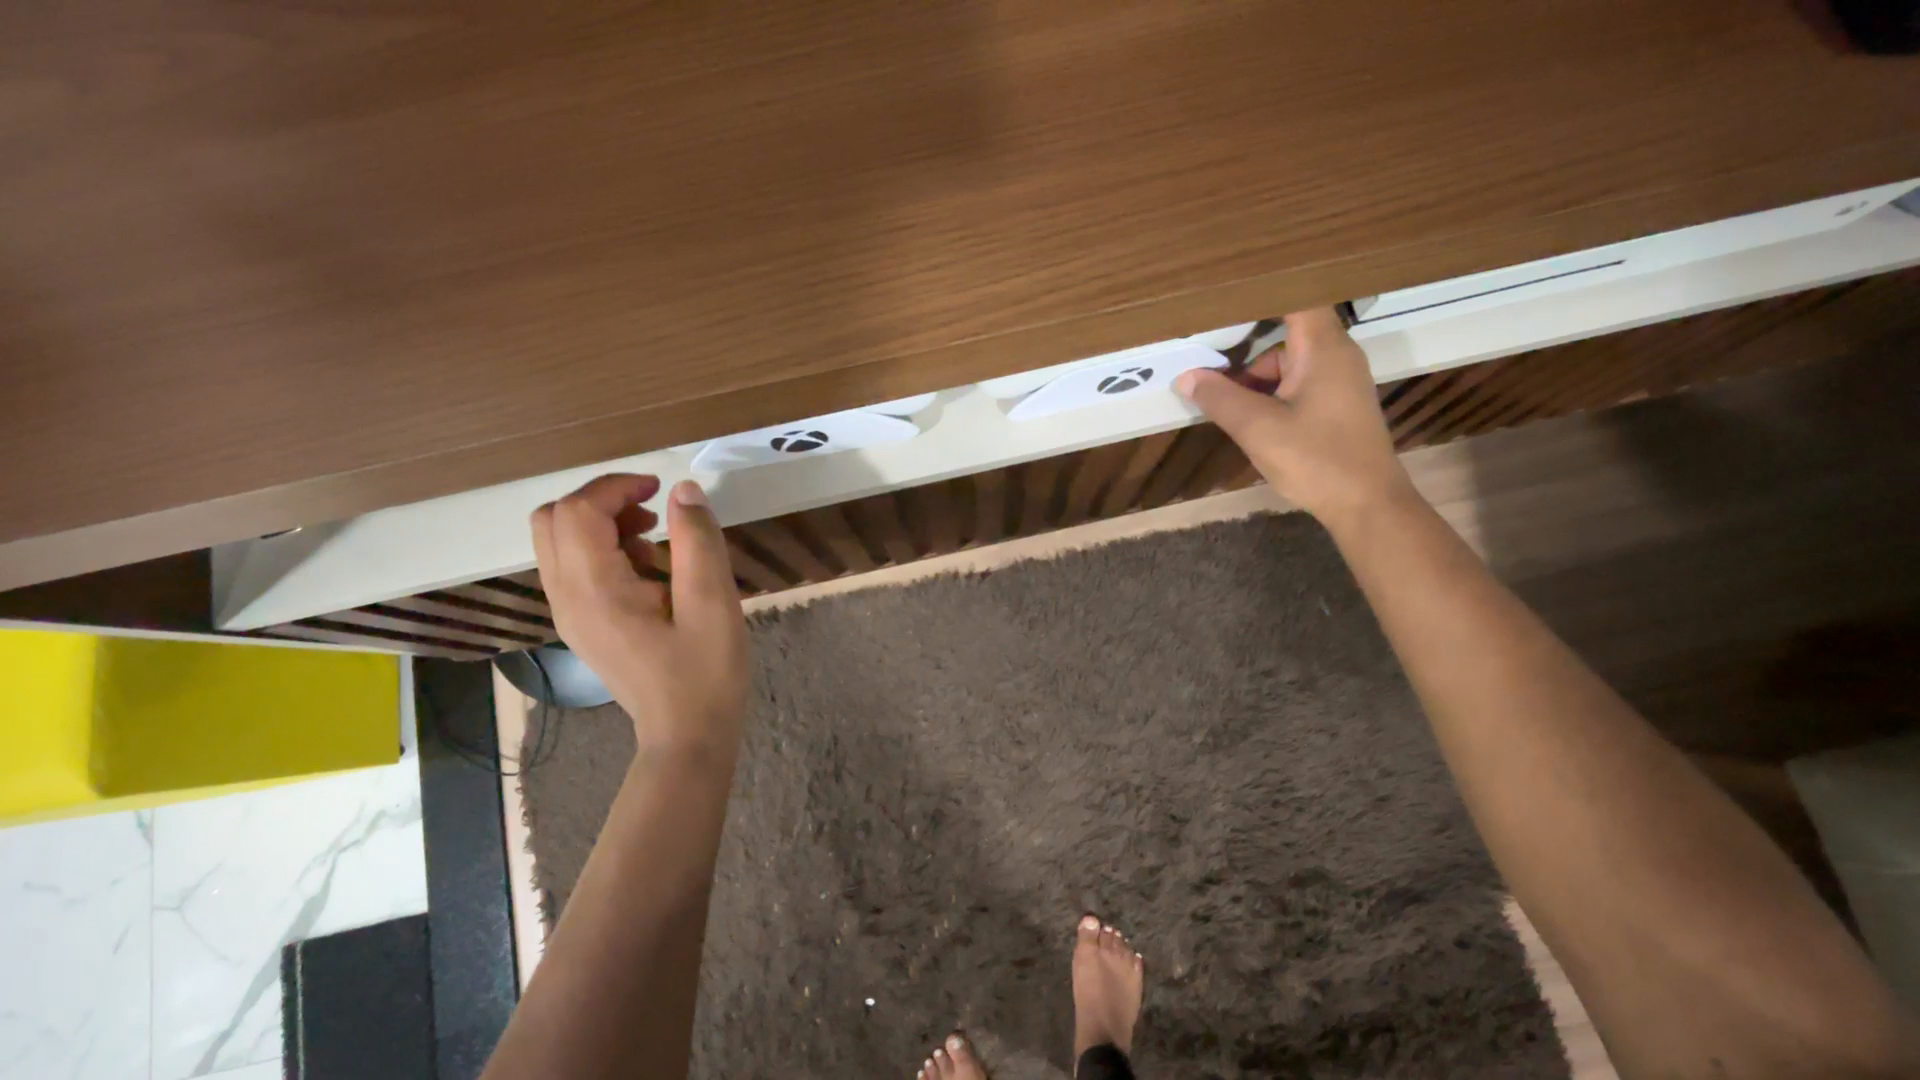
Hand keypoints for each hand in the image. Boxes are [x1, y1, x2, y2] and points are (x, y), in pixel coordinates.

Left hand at [529, 474, 748, 753]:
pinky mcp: (582, 625)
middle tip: (651, 512)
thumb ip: (697, 540)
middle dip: (600, 501)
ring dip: (602, 524)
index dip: (615, 486)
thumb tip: (684, 491)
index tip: (661, 489)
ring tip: (657, 542)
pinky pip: (573, 567)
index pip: (577, 511)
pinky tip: (650, 572)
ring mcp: (570, 614)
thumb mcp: (713, 602)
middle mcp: (567, 599)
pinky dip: (603, 550)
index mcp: (594, 591)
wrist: (687, 735)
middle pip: (552, 520)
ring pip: (559, 542)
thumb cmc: (704, 672)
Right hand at [1176, 308, 1416, 528]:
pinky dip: (1272, 394)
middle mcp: (1337, 356)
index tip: (1225, 295)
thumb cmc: (1316, 459)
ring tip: (1222, 398)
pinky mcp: (1338, 406)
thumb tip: (1186, 378)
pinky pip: (1299, 384)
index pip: (1295, 296)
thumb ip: (1219, 397)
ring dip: (1256, 377)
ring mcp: (1340, 382)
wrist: (1368, 506)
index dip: (1260, 292)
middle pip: (1286, 332)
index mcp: (1323, 348)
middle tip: (1206, 350)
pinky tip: (1250, 418)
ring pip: (1290, 362)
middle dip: (1246, 343)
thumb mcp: (1257, 428)